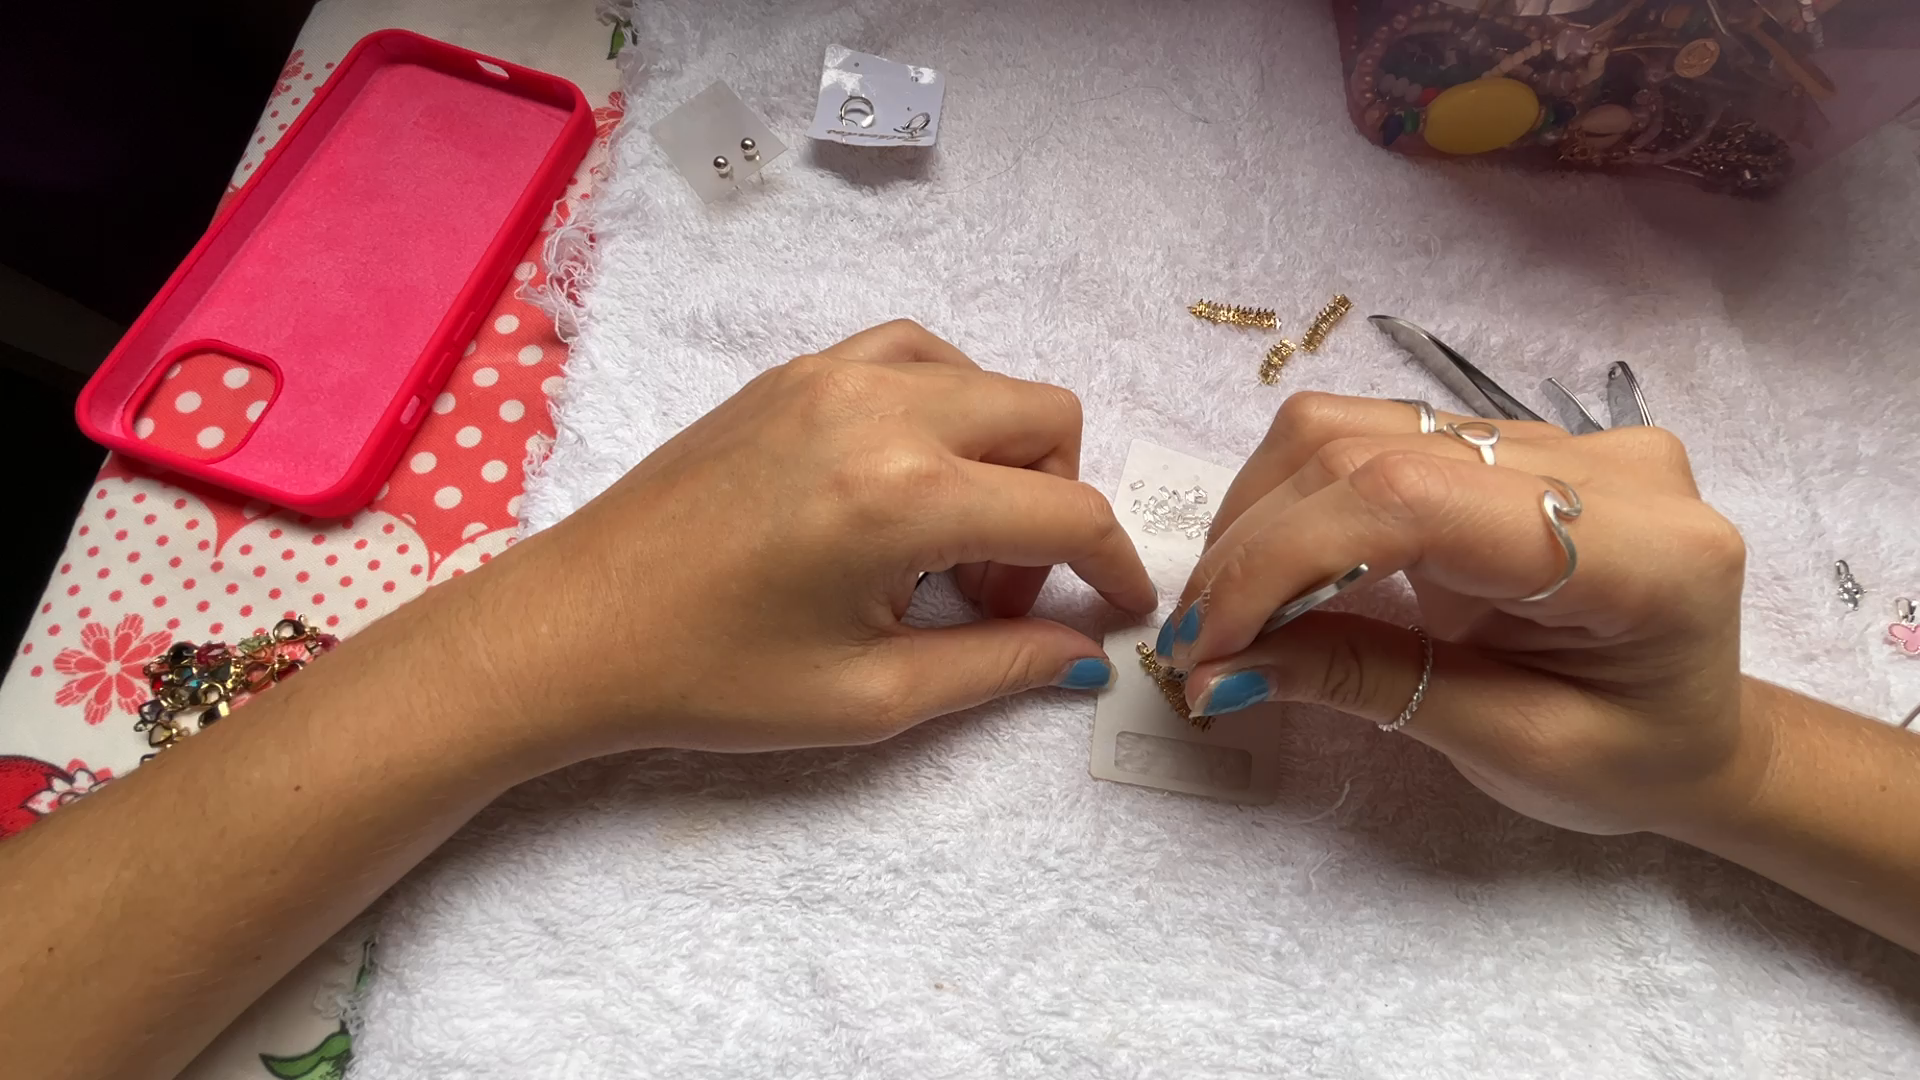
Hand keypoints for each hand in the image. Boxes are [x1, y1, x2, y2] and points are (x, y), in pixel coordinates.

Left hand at [460, 320, 1154, 758]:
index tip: (1122, 608)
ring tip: (949, 537)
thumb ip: (1000, 666)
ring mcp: (833, 372)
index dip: (1115, 564)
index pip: (1067, 511)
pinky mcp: (796, 370)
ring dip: (1003, 456)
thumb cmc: (713, 680)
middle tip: (1000, 589)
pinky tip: (909, 475)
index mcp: (903, 495)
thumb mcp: (872, 696)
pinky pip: (916, 358)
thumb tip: (1087, 654)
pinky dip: (948, 411)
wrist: (571, 627)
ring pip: (988, 381)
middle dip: (1057, 505)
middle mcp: (881, 408)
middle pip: (1046, 419)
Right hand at [1164, 392, 1753, 835]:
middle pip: (1354, 455)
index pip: (1404, 503)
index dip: (1279, 561)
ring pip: (1336, 428)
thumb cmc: (1628, 760)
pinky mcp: (1485, 437)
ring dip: (1251, 515)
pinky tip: (1267, 555)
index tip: (1204, 643)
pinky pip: (1349, 435)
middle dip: (1247, 550)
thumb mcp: (1501, 744)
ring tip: (1223, 600)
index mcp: (1639, 550)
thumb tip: (1213, 671)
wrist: (1693, 726)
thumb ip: (1356, 683)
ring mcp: (1536, 433)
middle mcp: (1589, 460)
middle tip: (1194, 638)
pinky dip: (1280, 497)